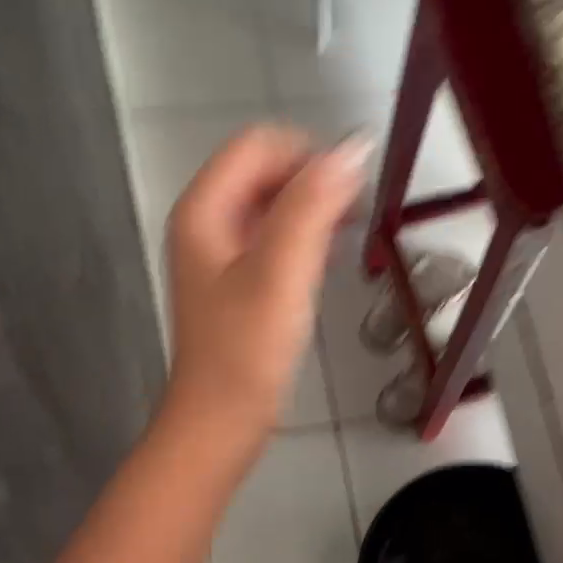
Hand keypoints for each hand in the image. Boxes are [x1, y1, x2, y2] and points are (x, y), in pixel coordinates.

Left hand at [163, 125, 370, 427]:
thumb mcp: (281, 272)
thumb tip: (351, 151)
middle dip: (312, 180)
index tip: (353, 190)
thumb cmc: (247, 350)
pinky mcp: (237, 283)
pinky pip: (272, 239)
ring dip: (312, 209)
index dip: (309, 155)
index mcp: (205, 209)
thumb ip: (312, 208)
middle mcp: (206, 222)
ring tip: (350, 235)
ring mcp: (219, 254)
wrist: (222, 418)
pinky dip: (303, 239)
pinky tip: (328, 260)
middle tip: (357, 214)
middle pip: (264, 170)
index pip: (259, 144)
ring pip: (271, 206)